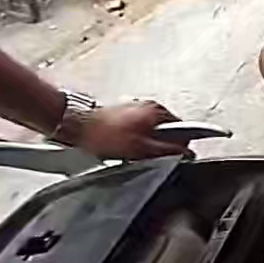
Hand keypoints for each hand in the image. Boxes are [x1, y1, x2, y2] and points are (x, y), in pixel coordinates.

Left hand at [74, 100, 189, 159]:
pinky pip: (138, 130)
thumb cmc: (104, 135)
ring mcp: (136, 108)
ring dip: (146, 144)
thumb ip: (168, 151)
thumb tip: (187, 153)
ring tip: (131, 152)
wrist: (76, 126)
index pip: (184, 130)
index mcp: (159, 111)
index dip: (180, 146)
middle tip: (147, 155)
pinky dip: (134, 140)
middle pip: (168, 132)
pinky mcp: (124, 114)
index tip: (174, 156)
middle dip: (160, 146)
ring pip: (152, 132)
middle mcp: (149, 106)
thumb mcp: (142, 148)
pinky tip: (122, 147)